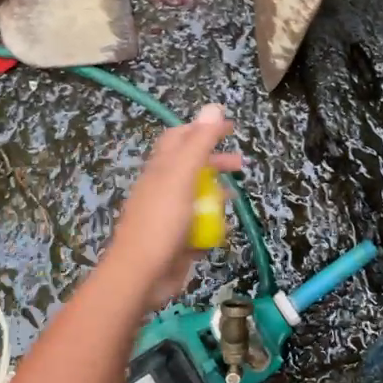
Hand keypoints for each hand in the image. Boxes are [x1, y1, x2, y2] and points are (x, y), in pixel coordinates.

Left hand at [104, 104, 242, 308]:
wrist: (141, 275)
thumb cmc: (160, 222)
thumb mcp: (181, 176)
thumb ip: (198, 143)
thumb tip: (213, 107)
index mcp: (160, 169)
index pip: (179, 138)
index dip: (202, 128)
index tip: (229, 127)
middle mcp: (162, 188)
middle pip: (191, 166)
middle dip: (215, 161)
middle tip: (240, 163)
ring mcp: (169, 215)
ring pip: (196, 197)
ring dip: (216, 194)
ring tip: (235, 198)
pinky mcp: (176, 240)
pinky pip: (198, 225)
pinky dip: (211, 223)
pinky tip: (223, 228)